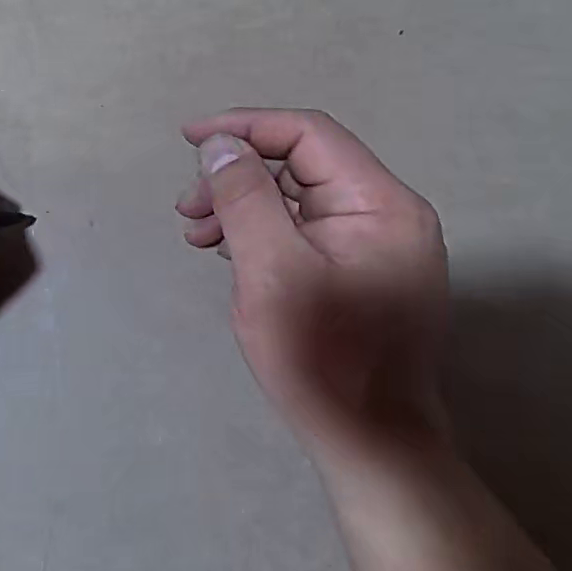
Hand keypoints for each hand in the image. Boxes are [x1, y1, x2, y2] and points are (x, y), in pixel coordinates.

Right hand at [177, 108, 449, 453]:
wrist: (369, 443)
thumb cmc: (321, 359)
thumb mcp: (271, 271)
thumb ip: (244, 198)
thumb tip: (219, 144)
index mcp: (379, 204)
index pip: (307, 135)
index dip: (245, 127)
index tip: (189, 138)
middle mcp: (384, 214)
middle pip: (299, 166)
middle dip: (235, 176)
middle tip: (187, 208)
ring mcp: (373, 246)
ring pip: (295, 199)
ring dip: (241, 205)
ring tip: (195, 233)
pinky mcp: (356, 273)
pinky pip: (301, 231)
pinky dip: (258, 233)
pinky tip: (227, 252)